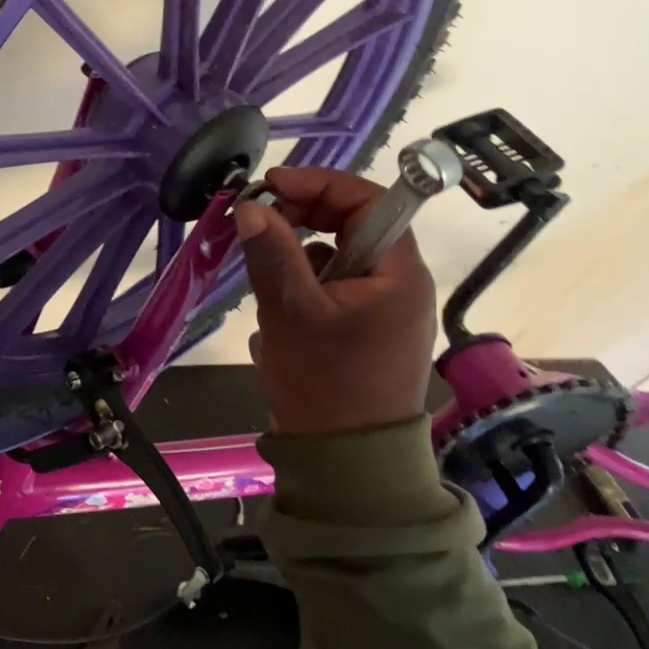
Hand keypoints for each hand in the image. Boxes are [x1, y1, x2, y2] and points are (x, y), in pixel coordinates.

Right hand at [234, 166, 437, 435]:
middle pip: (350, 226)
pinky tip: (278, 317)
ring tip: (265, 283)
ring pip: (334, 259)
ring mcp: (382, 310)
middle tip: (258, 225)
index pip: (368, 200)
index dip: (319, 183)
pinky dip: (301, 290)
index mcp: (397, 272)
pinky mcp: (363, 333)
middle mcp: (398, 284)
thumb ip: (272, 252)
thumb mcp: (291, 311)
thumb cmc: (325, 383)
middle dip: (302, 220)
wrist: (345, 465)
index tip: (271, 184)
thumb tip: (251, 206)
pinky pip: (330, 290)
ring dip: (296, 259)